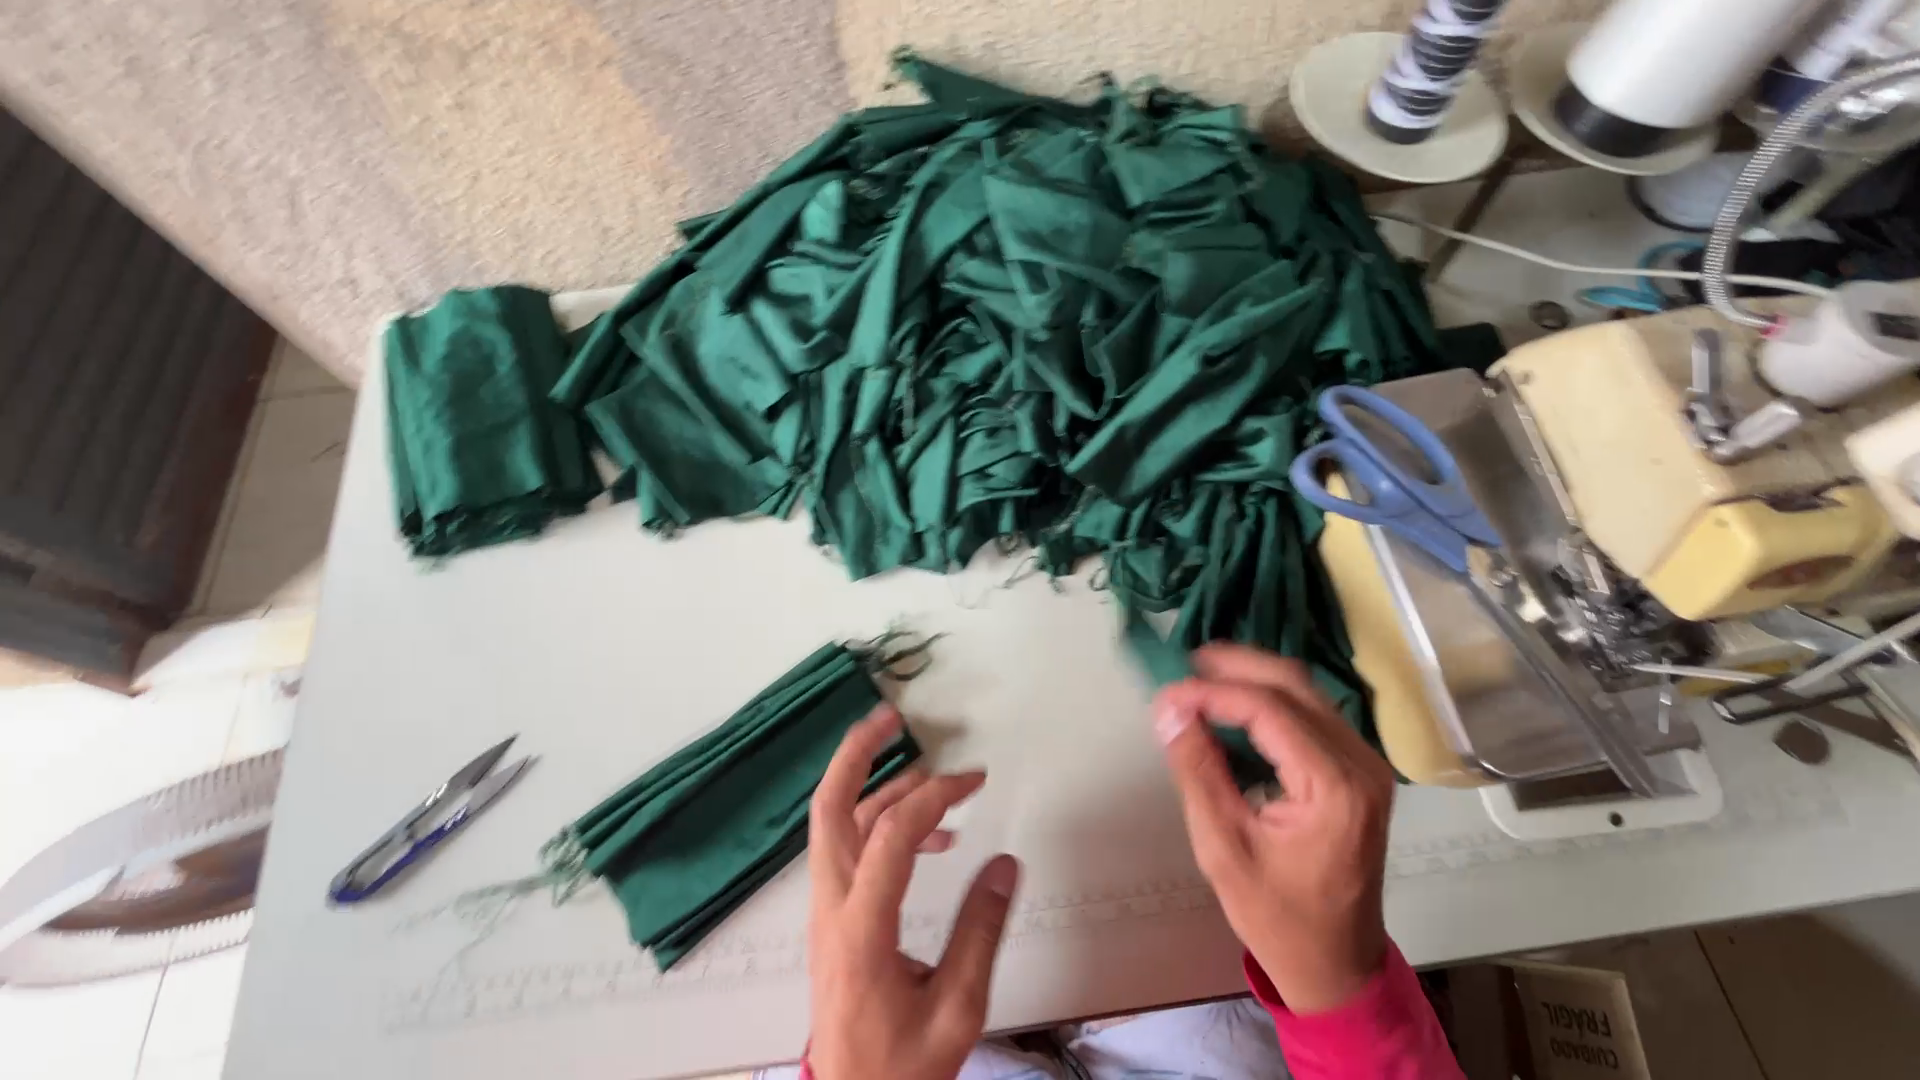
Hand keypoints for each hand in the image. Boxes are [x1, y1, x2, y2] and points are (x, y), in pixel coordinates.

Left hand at [807, 704, 1020, 1079]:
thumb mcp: (957, 1009)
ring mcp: (826, 908)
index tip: (972, 782)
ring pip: (836, 823)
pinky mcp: (833, 915)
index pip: (890, 838)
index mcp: (860, 929)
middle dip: (855, 754)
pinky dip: (883, 823)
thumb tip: (1004, 863)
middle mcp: (831, 906)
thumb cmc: (901, 1064)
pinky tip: (932, 838)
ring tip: (932, 776)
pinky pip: (850, 849)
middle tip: (888, 716)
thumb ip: (981, 933)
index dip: (932, 799)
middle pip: (829, 809)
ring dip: (875, 784)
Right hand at [1153, 644, 1395, 1013]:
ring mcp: (1366, 764)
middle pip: (1295, 685)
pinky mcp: (1358, 770)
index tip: (1166, 694)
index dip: (1213, 693)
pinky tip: (1234, 705)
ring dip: (1252, 678)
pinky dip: (1270, 700)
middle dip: (1236, 666)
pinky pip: (1313, 713)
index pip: (1269, 710)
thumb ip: (1197, 770)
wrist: (1336, 963)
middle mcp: (1360, 764)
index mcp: (1334, 786)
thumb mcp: (1223, 847)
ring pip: (1306, 692)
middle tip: (1183, 664)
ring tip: (1201, 679)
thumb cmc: (1276, 915)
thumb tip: (1168, 709)